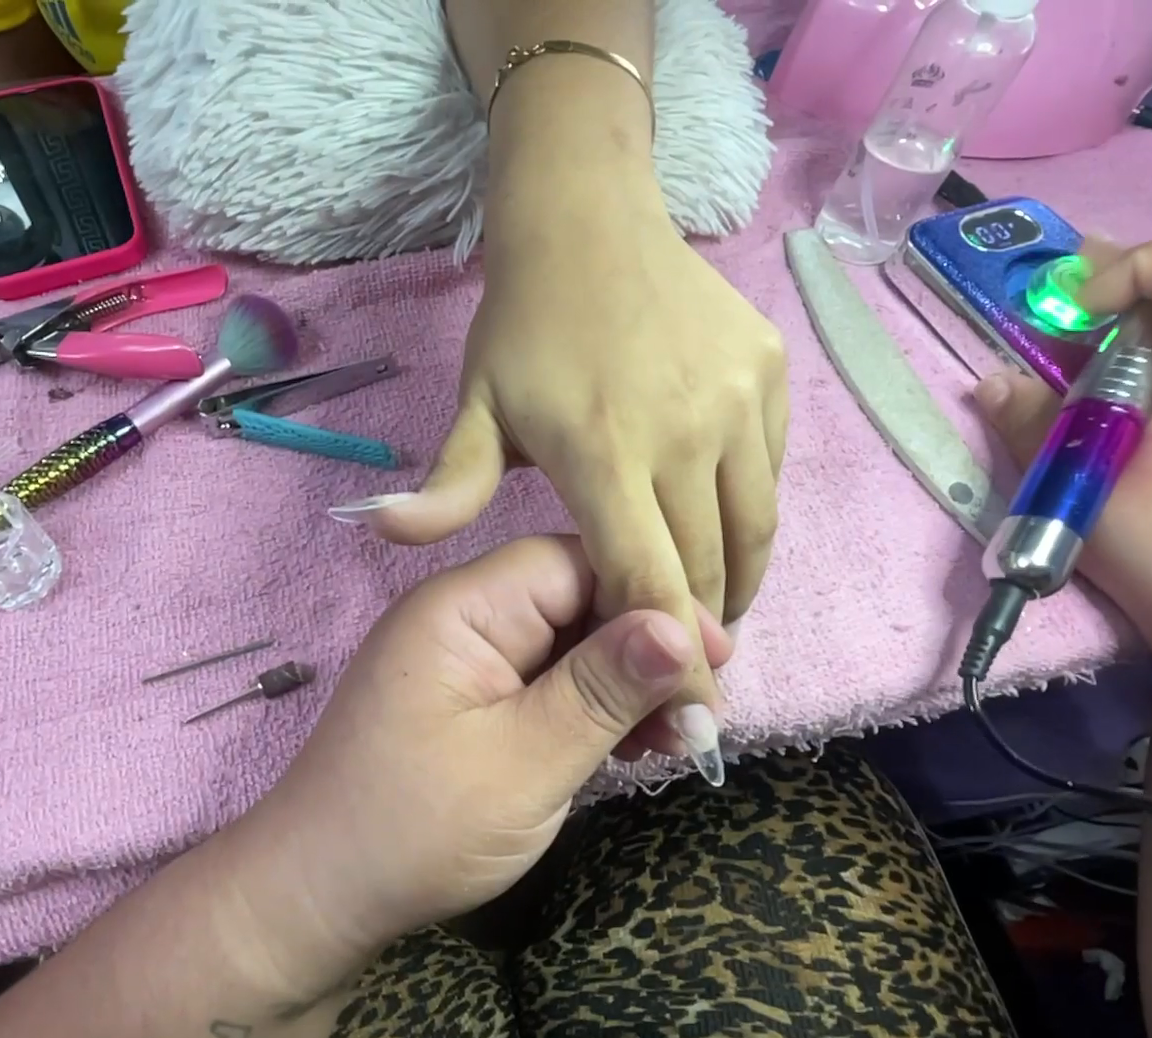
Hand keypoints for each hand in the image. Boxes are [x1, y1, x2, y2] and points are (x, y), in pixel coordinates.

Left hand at [236, 536, 731, 968]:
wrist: (319, 894)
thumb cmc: (415, 828)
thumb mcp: (523, 761)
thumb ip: (602, 690)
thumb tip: (683, 626)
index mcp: (463, 607)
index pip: (574, 562)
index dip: (649, 597)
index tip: (715, 655)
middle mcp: (465, 617)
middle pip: (576, 601)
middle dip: (644, 651)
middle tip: (704, 710)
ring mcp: (469, 659)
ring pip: (569, 647)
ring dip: (626, 688)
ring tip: (680, 738)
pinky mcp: (475, 700)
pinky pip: (547, 684)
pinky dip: (593, 712)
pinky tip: (637, 746)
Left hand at [331, 172, 786, 771]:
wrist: (587, 221)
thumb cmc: (523, 325)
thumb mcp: (476, 407)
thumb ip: (447, 484)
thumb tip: (380, 531)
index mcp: (603, 452)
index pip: (648, 581)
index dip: (664, 655)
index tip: (674, 703)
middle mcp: (685, 432)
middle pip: (709, 567)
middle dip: (697, 630)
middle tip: (680, 664)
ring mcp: (739, 399)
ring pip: (756, 528)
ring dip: (736, 583)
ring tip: (707, 614)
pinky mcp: (771, 375)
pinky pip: (771, 474)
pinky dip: (750, 519)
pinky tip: (720, 531)